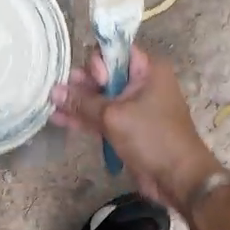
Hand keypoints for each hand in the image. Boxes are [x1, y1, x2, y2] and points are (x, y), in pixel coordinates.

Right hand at [51, 47, 223, 209]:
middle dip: (82, 82)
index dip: (99, 62)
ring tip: (52, 103)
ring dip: (78, 102)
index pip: (116, 51)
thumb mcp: (114, 116)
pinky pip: (102, 117)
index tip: (96, 80)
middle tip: (60, 90)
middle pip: (105, 74)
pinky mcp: (127, 128)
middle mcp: (142, 84)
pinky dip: (84, 118)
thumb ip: (82, 102)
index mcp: (148, 70)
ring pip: (101, 98)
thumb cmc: (152, 137)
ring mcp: (134, 107)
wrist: (178, 179)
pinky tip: (59, 118)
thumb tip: (54, 91)